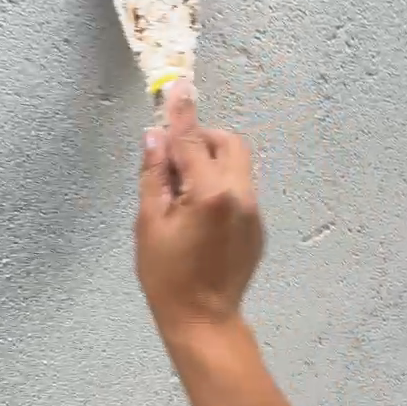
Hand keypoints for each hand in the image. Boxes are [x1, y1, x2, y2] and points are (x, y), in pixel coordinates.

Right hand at [134, 80, 264, 350]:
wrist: (204, 320)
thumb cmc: (168, 279)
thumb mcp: (149, 225)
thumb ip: (154, 176)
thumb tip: (155, 139)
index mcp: (210, 194)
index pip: (192, 141)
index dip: (180, 114)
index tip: (177, 85)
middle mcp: (240, 196)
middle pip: (228, 143)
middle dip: (202, 140)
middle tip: (173, 162)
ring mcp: (254, 212)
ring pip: (236, 165)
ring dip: (211, 163)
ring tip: (183, 193)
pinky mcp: (257, 226)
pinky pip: (240, 190)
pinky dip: (220, 186)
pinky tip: (199, 216)